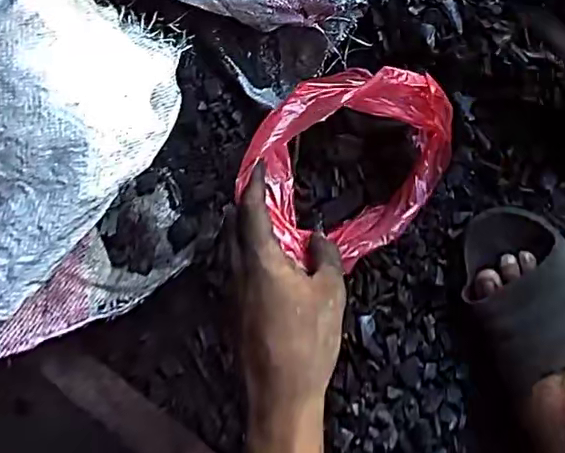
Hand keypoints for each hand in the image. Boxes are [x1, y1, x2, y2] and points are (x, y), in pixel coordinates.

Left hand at [237, 162, 344, 452]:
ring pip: (234, 248)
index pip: (250, 211)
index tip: (258, 166)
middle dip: (246, 203)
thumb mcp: (331, 290)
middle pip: (234, 227)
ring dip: (247, 227)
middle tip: (262, 186)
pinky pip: (239, 268)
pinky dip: (250, 250)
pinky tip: (271, 258)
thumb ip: (325, 254)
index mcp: (261, 262)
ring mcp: (234, 296)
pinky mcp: (236, 314)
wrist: (282, 398)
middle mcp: (240, 274)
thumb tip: (317, 237)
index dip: (253, 184)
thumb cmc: (308, 343)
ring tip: (268, 217)